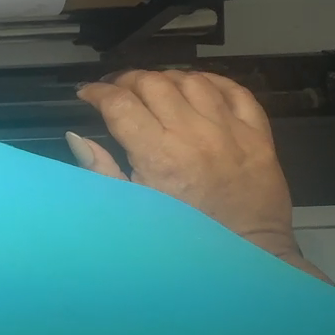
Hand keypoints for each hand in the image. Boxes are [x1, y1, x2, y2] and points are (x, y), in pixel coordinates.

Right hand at [71, 70, 311, 271]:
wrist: (248, 255)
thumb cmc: (182, 236)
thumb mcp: (133, 206)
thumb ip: (102, 169)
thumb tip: (75, 136)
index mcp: (158, 155)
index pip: (119, 103)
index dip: (97, 92)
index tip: (86, 93)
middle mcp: (194, 134)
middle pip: (152, 83)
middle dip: (127, 81)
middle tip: (117, 91)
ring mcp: (230, 131)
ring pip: (192, 80)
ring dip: (166, 78)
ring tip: (156, 90)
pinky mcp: (259, 135)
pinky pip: (236, 91)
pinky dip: (213, 82)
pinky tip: (197, 88)